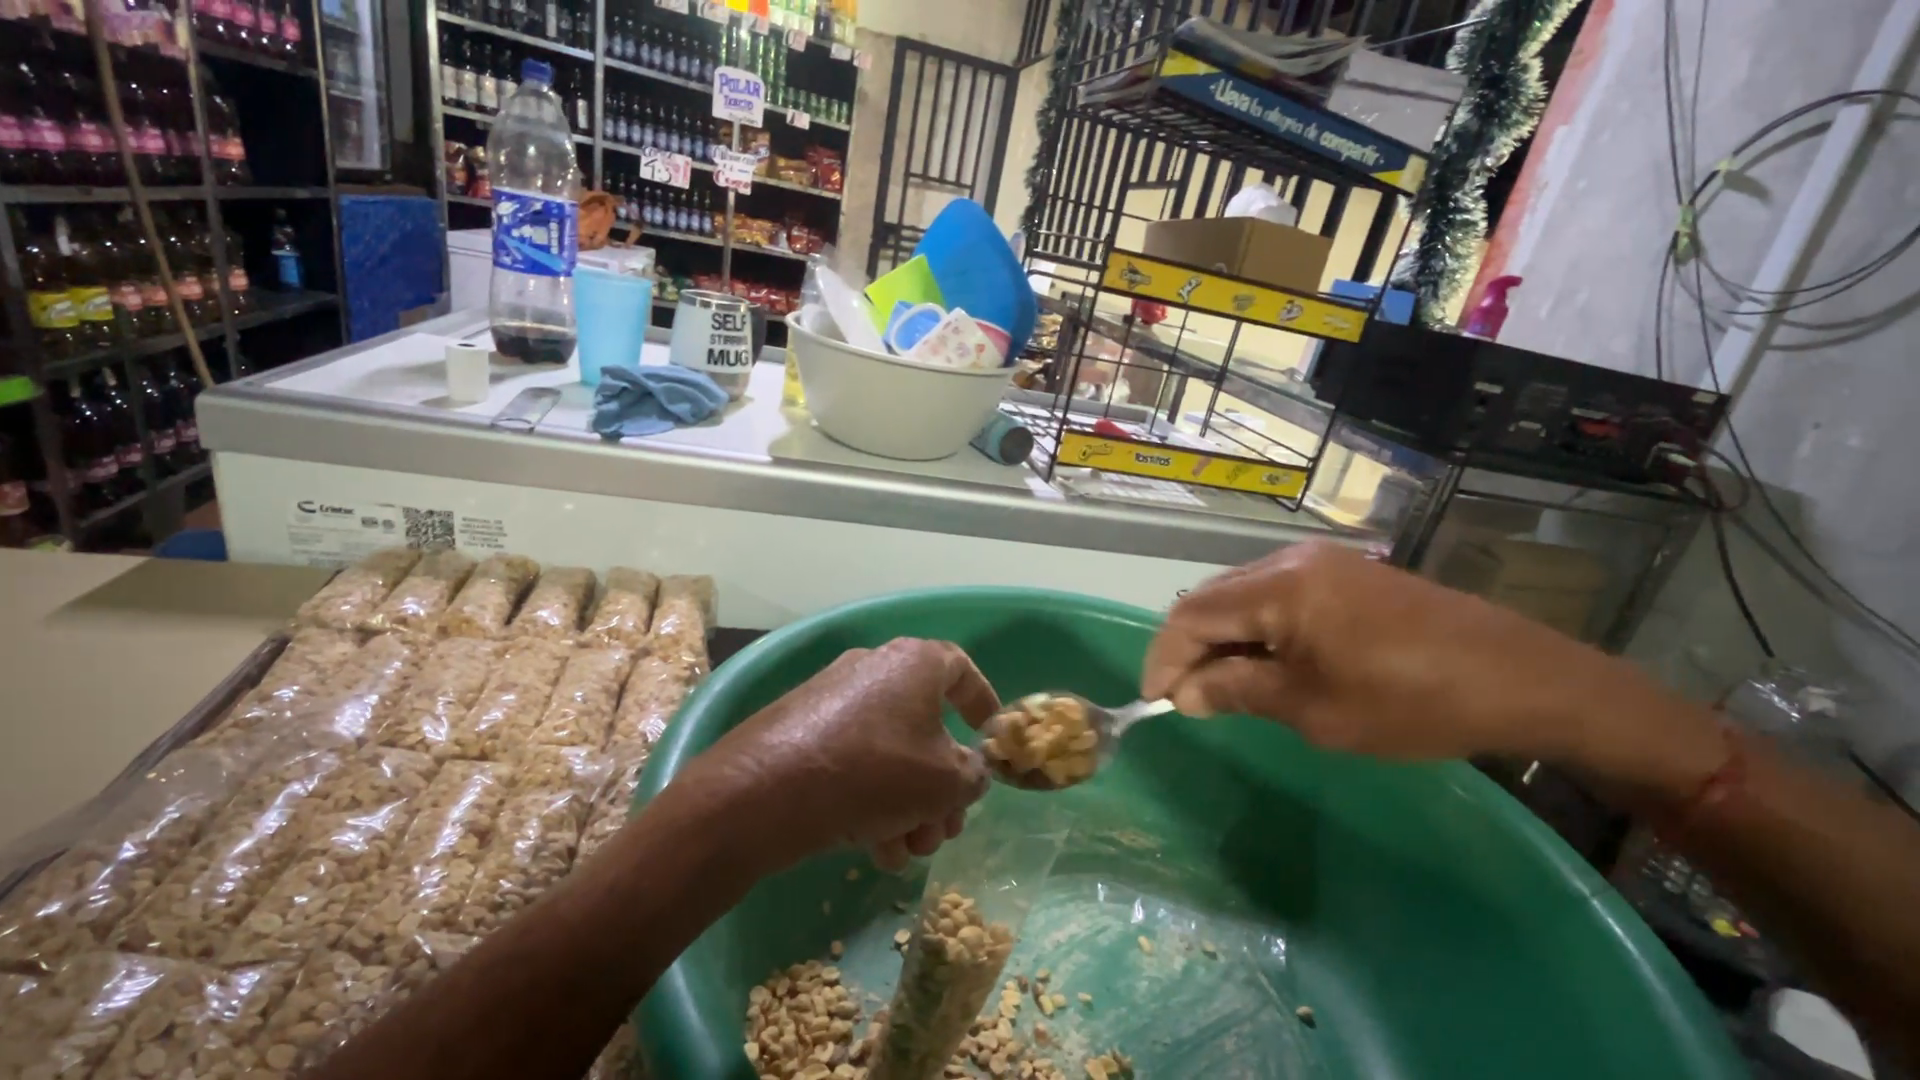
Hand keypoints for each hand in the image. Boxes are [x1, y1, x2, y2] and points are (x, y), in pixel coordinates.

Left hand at [676, 638, 997, 872]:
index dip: (983, 704)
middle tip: (944, 829)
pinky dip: (872, 801)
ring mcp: (833, 700)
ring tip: (908, 852)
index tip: (989, 738)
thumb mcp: (946, 782)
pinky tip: (875, 850)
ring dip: (909, 805)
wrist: (764, 792)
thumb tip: (966, 771)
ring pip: (890, 753)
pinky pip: (854, 762)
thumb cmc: (875, 772)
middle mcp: (873, 670)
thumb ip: (973, 775)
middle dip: (941, 787)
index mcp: (914, 663)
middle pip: (925, 726)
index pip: (962, 670)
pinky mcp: (801, 731)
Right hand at [1142, 543, 1723, 791]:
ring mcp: (1323, 563)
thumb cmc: (1409, 701)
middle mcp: (1291, 561)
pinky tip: (1269, 666)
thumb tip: (1185, 693)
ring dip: (1225, 640)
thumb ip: (1237, 692)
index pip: (1191, 615)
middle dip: (1190, 649)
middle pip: (1212, 599)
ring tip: (1225, 690)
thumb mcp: (1312, 708)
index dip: (1165, 658)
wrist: (1518, 678)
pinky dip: (1259, 631)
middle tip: (1189, 700)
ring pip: (1244, 597)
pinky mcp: (1348, 575)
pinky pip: (1278, 597)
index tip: (1157, 702)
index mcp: (1278, 586)